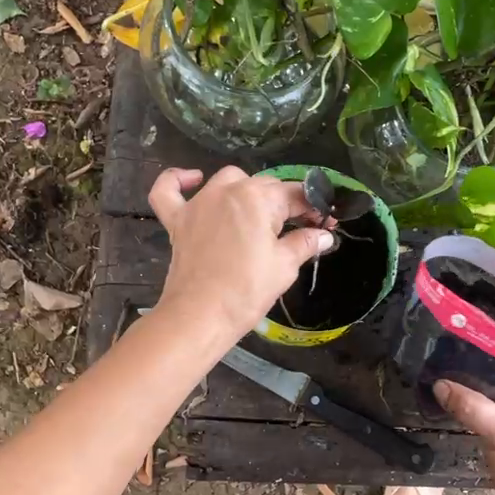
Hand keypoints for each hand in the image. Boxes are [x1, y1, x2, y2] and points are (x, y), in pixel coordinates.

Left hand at [149, 167, 333, 344]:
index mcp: (258, 198)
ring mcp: (199, 202)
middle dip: (284, 203)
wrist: (200, 316)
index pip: (294, 194)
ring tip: (258, 215)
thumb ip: (305, 243)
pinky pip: (169, 190)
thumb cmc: (248, 291)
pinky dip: (178, 180)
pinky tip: (193, 179)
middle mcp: (227, 190)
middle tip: (299, 229)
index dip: (313, 208)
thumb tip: (324, 234)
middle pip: (264, 186)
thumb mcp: (285, 266)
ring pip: (227, 181)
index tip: (326, 223)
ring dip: (246, 190)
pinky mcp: (177, 219)